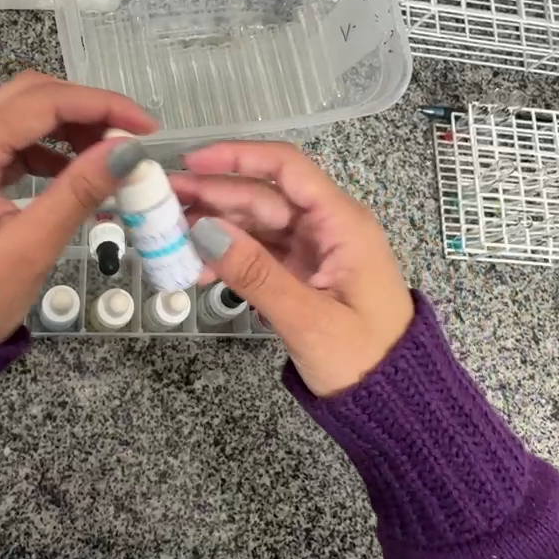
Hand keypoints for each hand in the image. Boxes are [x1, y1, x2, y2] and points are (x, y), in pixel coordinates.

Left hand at [0, 71, 155, 343]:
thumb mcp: (29, 249)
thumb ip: (78, 191)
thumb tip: (127, 150)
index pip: (41, 103)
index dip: (101, 105)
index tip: (145, 125)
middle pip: (27, 95)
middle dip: (85, 109)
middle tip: (129, 139)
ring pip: (16, 114)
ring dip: (65, 127)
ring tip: (106, 158)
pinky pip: (2, 141)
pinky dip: (42, 148)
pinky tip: (71, 173)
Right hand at [171, 142, 413, 395]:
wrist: (396, 401)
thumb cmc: (364, 359)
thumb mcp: (309, 319)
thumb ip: (256, 273)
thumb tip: (205, 231)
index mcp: (342, 223)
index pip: (286, 169)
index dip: (238, 157)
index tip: (192, 161)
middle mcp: (327, 227)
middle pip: (263, 196)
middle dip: (213, 194)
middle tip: (162, 199)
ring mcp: (314, 250)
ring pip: (255, 224)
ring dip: (215, 228)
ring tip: (170, 235)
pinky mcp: (302, 273)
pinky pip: (259, 253)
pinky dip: (229, 257)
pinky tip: (199, 268)